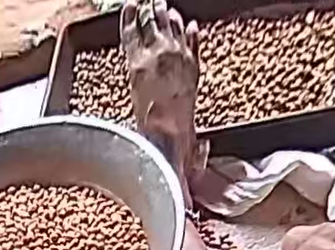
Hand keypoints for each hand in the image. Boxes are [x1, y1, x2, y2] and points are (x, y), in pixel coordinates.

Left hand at [122, 0, 205, 184]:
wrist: (166, 133)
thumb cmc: (179, 139)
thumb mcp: (194, 139)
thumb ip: (197, 145)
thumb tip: (204, 151)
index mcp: (193, 68)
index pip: (190, 41)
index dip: (182, 28)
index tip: (181, 22)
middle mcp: (177, 55)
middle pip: (170, 24)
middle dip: (162, 11)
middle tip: (157, 2)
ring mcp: (157, 55)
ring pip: (152, 21)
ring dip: (149, 9)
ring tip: (145, 0)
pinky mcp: (138, 62)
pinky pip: (133, 31)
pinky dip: (130, 16)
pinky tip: (129, 6)